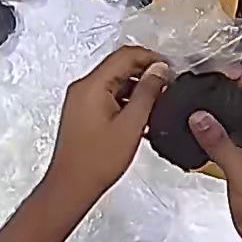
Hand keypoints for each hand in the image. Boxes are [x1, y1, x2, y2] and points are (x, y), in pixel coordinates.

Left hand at [44, 46, 169, 203]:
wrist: (73, 185)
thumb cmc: (97, 160)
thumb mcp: (132, 124)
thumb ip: (147, 92)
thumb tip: (158, 70)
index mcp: (92, 86)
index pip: (124, 55)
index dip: (150, 58)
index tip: (168, 68)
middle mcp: (83, 88)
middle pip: (118, 65)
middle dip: (145, 71)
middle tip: (166, 83)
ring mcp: (81, 99)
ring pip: (114, 80)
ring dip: (136, 86)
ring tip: (157, 101)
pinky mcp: (83, 111)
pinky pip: (107, 94)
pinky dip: (125, 98)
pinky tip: (140, 114)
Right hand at [190, 65, 241, 241]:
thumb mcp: (241, 171)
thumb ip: (218, 142)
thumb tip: (200, 117)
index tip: (221, 69)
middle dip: (231, 86)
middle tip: (208, 77)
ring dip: (225, 106)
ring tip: (204, 95)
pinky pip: (236, 133)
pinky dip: (221, 126)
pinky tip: (206, 126)